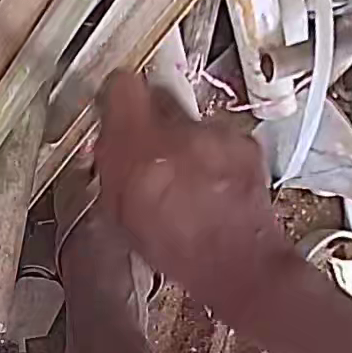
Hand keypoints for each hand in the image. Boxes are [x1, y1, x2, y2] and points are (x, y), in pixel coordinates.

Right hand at [94, 70, 304, 319]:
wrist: (238, 265)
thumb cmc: (173, 248)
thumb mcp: (120, 213)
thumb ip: (111, 168)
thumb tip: (106, 144)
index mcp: (140, 149)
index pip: (122, 87)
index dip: (115, 95)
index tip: (112, 107)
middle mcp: (181, 132)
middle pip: (156, 96)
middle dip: (146, 117)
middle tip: (143, 145)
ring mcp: (218, 135)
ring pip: (187, 117)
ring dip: (179, 137)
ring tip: (179, 174)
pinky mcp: (245, 143)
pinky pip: (216, 134)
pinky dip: (208, 151)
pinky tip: (207, 181)